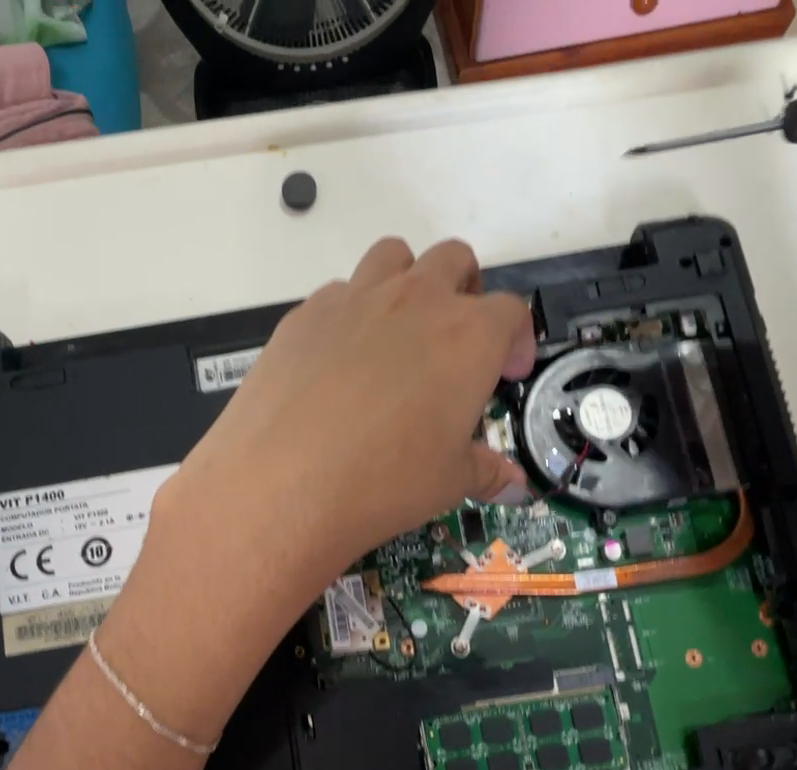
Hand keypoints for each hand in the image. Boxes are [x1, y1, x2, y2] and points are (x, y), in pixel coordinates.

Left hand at [155, 238, 534, 599]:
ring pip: (393, 257)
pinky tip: (340, 363)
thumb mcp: (448, 483)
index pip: (511, 312)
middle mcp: (414, 301)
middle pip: (454, 260)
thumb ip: (485, 471)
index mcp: (466, 336)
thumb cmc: (382, 482)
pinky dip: (350, 314)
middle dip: (465, 292)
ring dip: (407, 281)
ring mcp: (353, 300)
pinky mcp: (303, 316)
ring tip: (400, 334)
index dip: (516, 340)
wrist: (280, 484)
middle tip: (456, 344)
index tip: (506, 372)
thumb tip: (510, 482)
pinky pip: (337, 293)